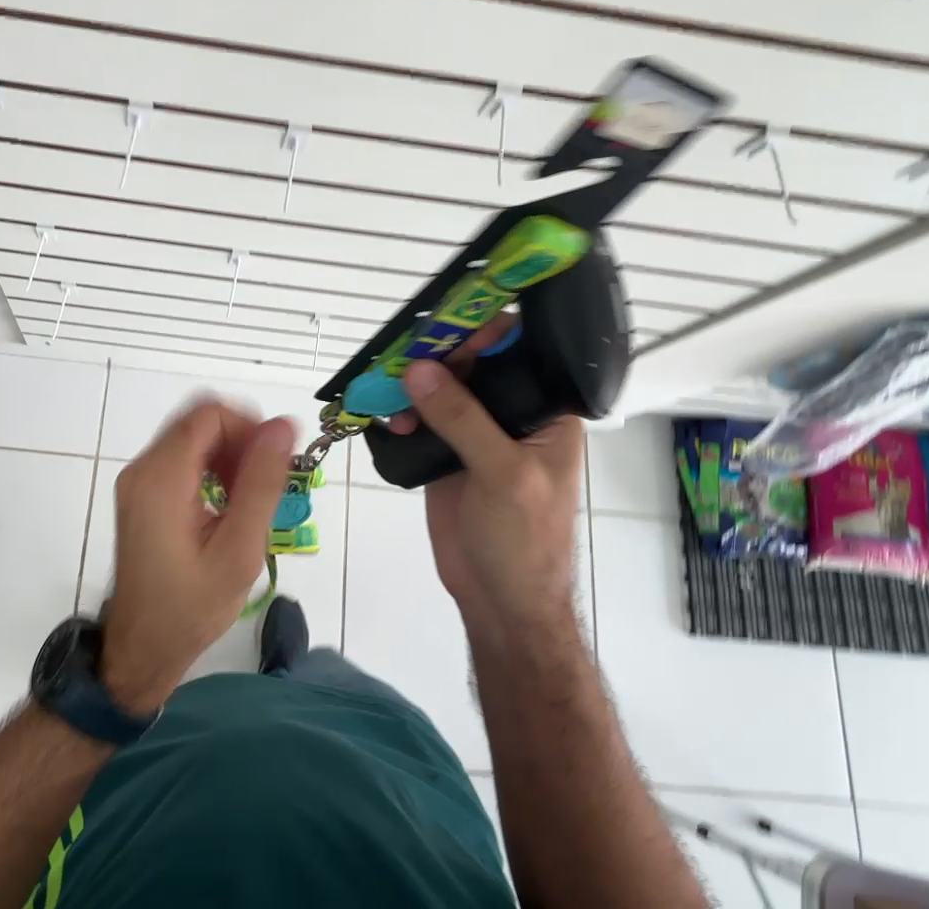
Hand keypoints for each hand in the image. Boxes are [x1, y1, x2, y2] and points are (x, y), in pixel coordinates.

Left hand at [102, 400, 295, 713]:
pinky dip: (211, 469)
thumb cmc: (191, 608)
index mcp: (161, 480)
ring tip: (251, 500)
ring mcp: (137, 481)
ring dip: (229, 456)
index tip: (276, 462)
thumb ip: (262, 484)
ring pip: (192, 438)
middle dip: (241, 441)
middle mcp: (141, 470)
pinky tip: (229, 506)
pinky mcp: (140, 495)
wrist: (143, 648)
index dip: (249, 426)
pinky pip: (181, 460)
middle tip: (267, 484)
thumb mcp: (239, 551)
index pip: (208, 416)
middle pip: (199, 422)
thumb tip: (284, 426)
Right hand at [396, 351, 583, 641]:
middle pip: (471, 367)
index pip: (516, 354)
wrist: (499, 600)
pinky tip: (385, 415)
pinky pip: (419, 421)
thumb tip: (419, 370)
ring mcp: (474, 436)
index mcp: (543, 412)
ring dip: (412, 385)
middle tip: (402, 356)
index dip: (483, 334)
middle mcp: (509, 415)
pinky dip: (399, 412)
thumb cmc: (523, 539)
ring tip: (389, 394)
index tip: (443, 328)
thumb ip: (462, 418)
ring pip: (440, 391)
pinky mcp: (444, 456)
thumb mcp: (502, 473)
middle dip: (437, 357)